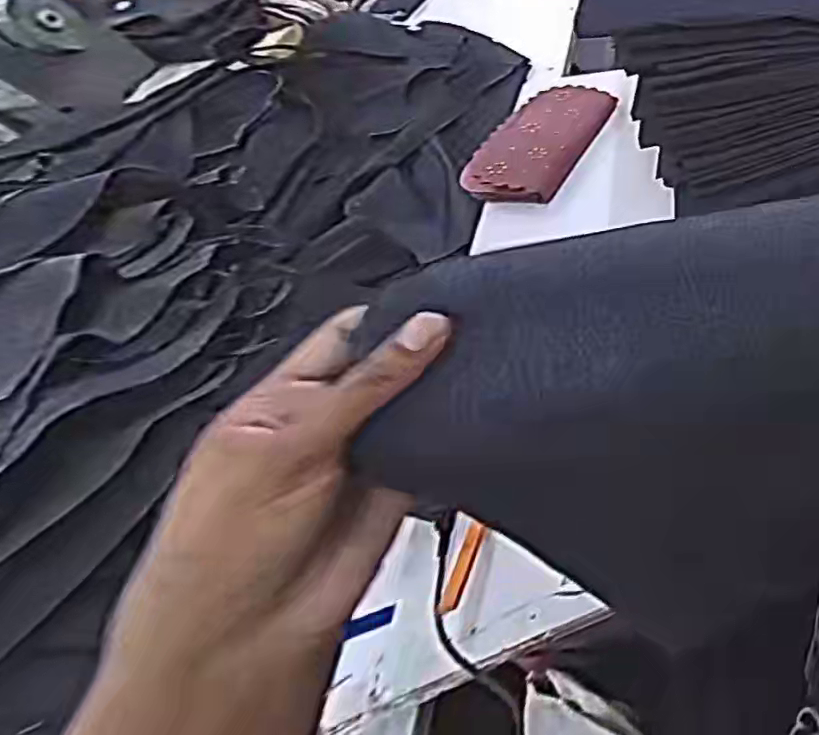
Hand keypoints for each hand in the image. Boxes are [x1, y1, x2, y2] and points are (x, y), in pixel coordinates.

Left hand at [69, 307, 450, 734]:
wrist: (253, 636)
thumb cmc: (220, 554)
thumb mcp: (287, 450)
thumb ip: (365, 386)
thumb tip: (426, 327)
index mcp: (284, 400)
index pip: (350, 333)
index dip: (395, 315)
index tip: (441, 304)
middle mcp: (332, 418)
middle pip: (397, 361)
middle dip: (431, 347)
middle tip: (470, 332)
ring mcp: (372, 446)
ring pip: (425, 396)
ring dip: (448, 385)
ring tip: (475, 370)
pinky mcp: (409, 471)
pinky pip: (444, 433)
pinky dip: (461, 423)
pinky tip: (472, 411)